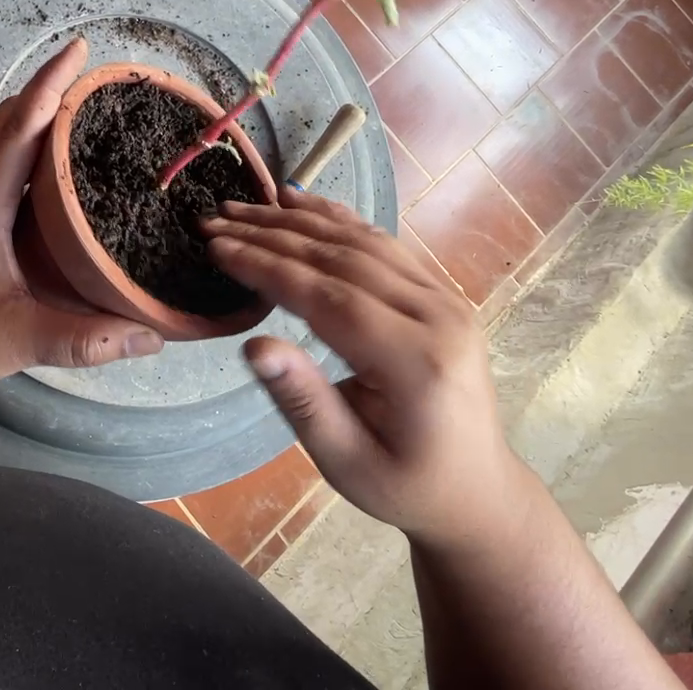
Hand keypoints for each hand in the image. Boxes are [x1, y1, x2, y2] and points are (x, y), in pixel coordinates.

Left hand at [0, 39, 162, 396]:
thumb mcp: (19, 338)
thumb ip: (86, 340)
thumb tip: (154, 337)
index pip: (20, 126)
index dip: (51, 84)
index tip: (81, 50)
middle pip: (12, 119)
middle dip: (51, 89)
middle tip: (99, 77)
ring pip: (5, 137)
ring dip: (40, 113)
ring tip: (87, 107)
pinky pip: (4, 162)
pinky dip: (32, 144)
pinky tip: (61, 162)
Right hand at [203, 191, 535, 547]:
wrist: (478, 491)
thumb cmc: (404, 485)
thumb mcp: (346, 462)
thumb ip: (303, 401)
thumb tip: (254, 347)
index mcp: (416, 362)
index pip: (328, 297)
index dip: (267, 267)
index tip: (216, 246)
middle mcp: (438, 317)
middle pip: (342, 258)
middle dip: (270, 234)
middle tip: (215, 219)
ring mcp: (445, 299)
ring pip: (361, 240)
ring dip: (296, 219)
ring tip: (243, 206)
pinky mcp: (440, 293)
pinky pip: (381, 243)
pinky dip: (335, 218)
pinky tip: (300, 202)